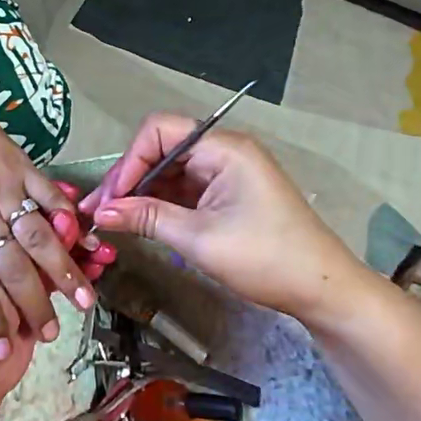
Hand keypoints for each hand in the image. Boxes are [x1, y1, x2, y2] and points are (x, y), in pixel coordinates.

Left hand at [0, 108, 94, 357]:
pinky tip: (84, 240)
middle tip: (54, 333)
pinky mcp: (24, 167)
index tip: (2, 350)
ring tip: (83, 298)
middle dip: (34, 303)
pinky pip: (49, 195)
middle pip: (10, 266)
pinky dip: (66, 217)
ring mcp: (5, 188)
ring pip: (37, 235)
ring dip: (62, 269)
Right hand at [81, 114, 378, 319]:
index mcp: (223, 148)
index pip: (159, 131)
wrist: (322, 289)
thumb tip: (101, 212)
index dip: (129, 161)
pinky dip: (159, 204)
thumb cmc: (266, 259)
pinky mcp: (225, 194)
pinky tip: (137, 221)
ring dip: (140, 194)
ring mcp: (225, 173)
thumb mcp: (200, 239)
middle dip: (128, 179)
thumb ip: (148, 218)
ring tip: (109, 219)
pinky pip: (183, 189)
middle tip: (98, 212)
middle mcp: (223, 152)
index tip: (110, 198)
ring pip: (168, 171)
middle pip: (161, 150)